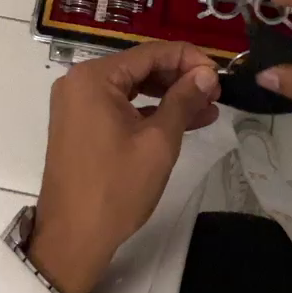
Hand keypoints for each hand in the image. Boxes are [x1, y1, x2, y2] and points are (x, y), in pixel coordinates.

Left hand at [29, 41, 221, 292]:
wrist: (72, 239)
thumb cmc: (115, 188)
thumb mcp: (158, 142)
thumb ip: (183, 101)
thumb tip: (207, 74)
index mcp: (94, 77)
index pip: (150, 53)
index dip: (188, 59)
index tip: (219, 73)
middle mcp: (80, 81)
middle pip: (140, 67)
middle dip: (180, 78)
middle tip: (216, 92)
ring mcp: (78, 103)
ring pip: (133, 88)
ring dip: (169, 96)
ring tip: (209, 107)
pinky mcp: (81, 124)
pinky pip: (120, 106)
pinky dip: (149, 112)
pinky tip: (184, 120)